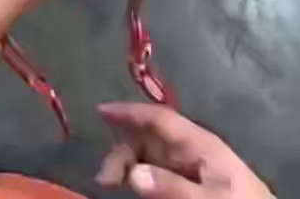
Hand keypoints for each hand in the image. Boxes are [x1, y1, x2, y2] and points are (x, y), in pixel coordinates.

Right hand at [96, 103, 274, 198]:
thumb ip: (172, 188)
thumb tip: (132, 173)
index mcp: (199, 144)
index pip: (158, 118)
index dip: (129, 112)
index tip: (100, 111)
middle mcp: (192, 151)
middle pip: (149, 139)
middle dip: (124, 151)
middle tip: (105, 180)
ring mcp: (193, 171)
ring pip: (150, 158)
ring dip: (129, 167)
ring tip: (112, 186)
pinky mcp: (194, 189)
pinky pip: (159, 176)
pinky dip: (143, 180)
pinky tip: (133, 189)